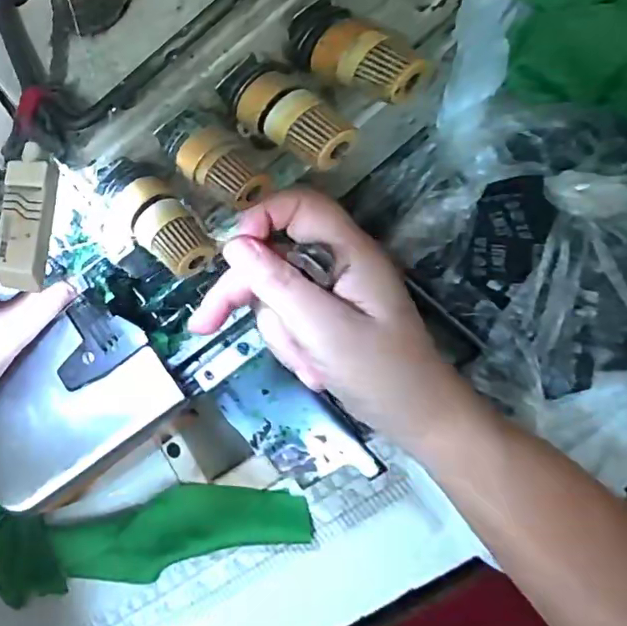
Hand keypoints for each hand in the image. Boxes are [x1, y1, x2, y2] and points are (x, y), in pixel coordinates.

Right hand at [186, 188, 471, 447]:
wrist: (419, 419)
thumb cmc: (382, 372)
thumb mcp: (324, 329)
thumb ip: (278, 283)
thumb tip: (234, 245)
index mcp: (347, 252)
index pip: (297, 206)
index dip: (260, 218)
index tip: (232, 254)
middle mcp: (335, 262)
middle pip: (270, 255)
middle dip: (241, 291)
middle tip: (206, 324)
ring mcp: (327, 289)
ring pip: (270, 290)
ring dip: (277, 331)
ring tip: (306, 364)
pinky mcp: (321, 313)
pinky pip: (283, 315)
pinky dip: (287, 342)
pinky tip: (310, 368)